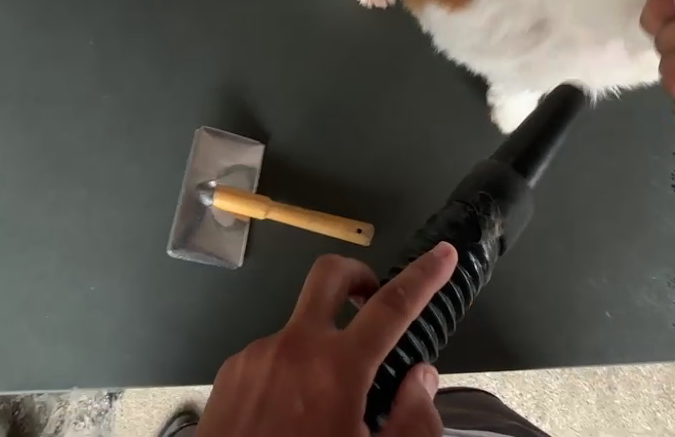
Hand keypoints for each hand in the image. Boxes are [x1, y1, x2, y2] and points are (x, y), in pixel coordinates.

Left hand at [196, 243, 459, 436]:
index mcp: (336, 369)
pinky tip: (287, 418)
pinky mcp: (231, 371)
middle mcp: (295, 347)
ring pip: (300, 327)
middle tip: (372, 300)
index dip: (424, 276)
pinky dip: (289, 372)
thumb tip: (421, 377)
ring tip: (322, 408)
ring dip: (320, 346)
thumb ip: (412, 423)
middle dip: (358, 273)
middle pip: (330, 273)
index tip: (444, 254)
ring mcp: (257, 354)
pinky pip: (271, 356)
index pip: (392, 306)